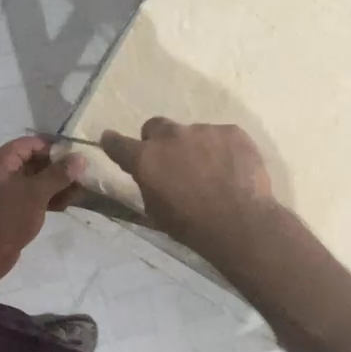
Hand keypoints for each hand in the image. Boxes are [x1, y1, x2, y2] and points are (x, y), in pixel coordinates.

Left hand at [0, 136, 85, 287]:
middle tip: (81, 172)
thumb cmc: (9, 219)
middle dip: (57, 167)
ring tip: (79, 189)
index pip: (28, 144)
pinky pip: (31, 197)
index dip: (52, 146)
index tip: (75, 152)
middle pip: (32, 162)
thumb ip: (58, 174)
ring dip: (55, 184)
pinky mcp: (10, 210)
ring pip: (34, 181)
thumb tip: (80, 158)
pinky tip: (67, 203)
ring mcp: (3, 193)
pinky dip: (47, 198)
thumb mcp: (36, 193)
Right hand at [99, 118, 275, 254]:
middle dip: (159, 141)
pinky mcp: (231, 131)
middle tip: (172, 162)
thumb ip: (148, 183)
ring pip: (192, 133)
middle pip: (156, 127)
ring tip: (211, 174)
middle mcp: (170, 137)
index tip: (111, 140)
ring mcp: (203, 130)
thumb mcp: (155, 210)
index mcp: (145, 158)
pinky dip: (222, 150)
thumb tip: (151, 173)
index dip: (113, 142)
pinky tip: (231, 171)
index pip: (117, 143)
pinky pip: (221, 137)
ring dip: (195, 148)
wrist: (239, 223)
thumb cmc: (190, 225)